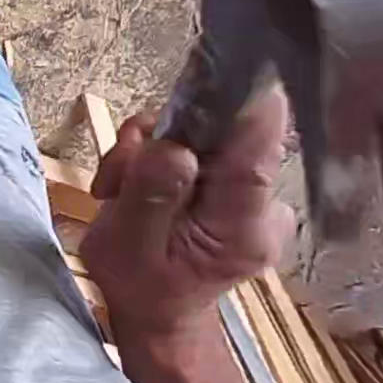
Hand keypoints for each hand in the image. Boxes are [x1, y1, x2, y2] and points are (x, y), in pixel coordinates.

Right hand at [79, 85, 297, 338]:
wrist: (158, 314)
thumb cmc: (139, 286)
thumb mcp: (125, 246)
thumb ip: (150, 194)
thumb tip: (169, 144)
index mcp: (242, 226)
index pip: (257, 150)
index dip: (236, 103)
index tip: (209, 69)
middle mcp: (263, 206)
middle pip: (220, 138)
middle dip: (161, 142)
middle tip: (118, 177)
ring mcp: (254, 196)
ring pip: (202, 140)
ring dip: (150, 153)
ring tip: (119, 191)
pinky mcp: (237, 188)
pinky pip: (198, 150)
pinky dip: (157, 159)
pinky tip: (135, 187)